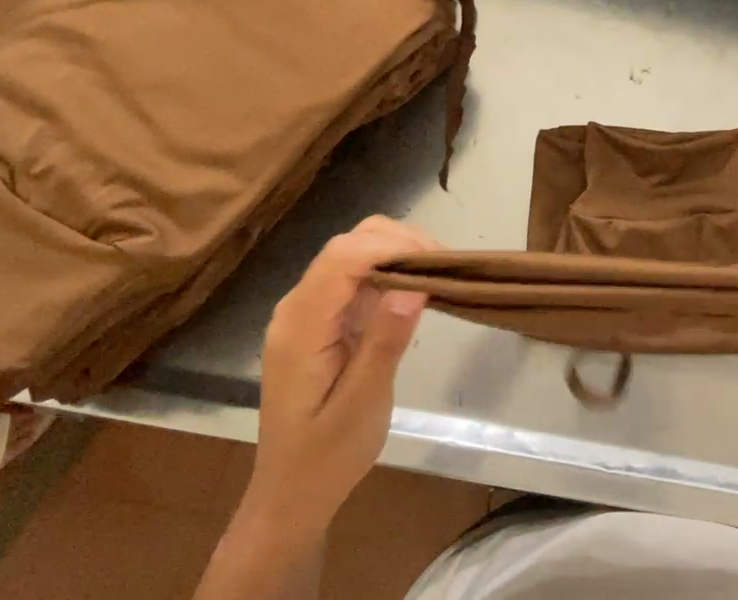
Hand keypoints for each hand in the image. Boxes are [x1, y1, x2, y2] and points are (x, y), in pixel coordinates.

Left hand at [247, 217, 438, 527]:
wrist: (292, 494)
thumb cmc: (326, 457)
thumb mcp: (361, 406)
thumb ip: (384, 343)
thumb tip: (414, 287)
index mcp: (300, 327)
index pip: (342, 258)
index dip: (393, 247)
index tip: (439, 264)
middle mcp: (298, 308)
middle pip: (348, 244)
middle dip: (400, 243)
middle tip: (445, 271)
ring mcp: (310, 312)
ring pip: (355, 253)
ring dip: (398, 253)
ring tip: (438, 279)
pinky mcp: (325, 320)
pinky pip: (358, 278)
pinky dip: (392, 273)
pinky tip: (419, 294)